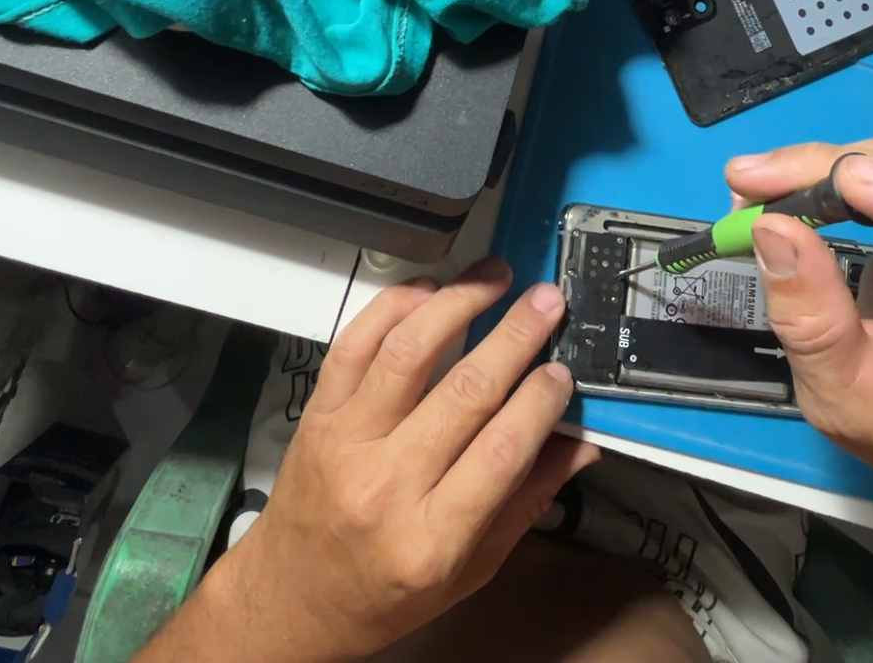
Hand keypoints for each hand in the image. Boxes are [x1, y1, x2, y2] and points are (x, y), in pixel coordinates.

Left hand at [205, 260, 598, 662]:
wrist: (290, 597)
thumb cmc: (386, 593)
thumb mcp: (469, 571)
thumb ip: (526, 503)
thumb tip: (582, 443)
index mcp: (433, 539)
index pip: (502, 451)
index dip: (540, 401)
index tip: (564, 369)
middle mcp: (386, 484)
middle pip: (463, 392)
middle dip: (514, 336)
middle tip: (546, 300)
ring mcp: (345, 440)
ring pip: (406, 352)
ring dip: (456, 303)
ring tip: (494, 276)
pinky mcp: (317, 412)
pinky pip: (354, 343)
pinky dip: (393, 305)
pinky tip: (429, 288)